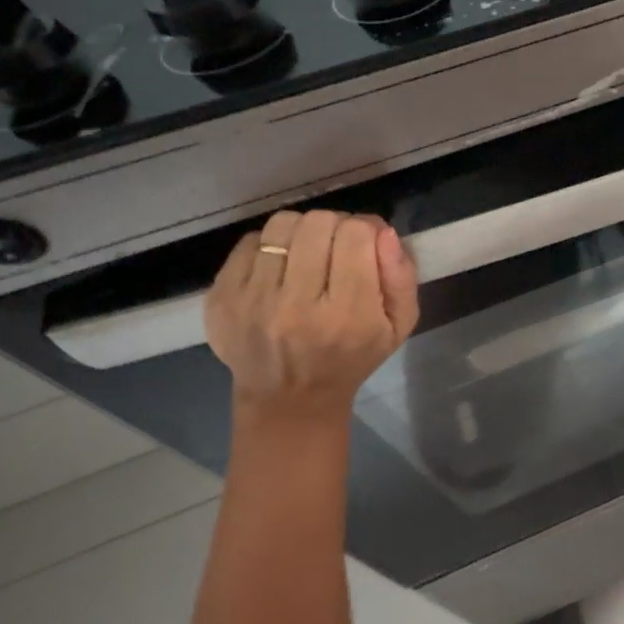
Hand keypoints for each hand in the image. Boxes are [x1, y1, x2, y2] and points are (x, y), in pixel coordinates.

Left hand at [205, 210, 419, 421]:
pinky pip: (251, 242)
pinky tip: (282, 266)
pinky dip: (272, 245)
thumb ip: (401, 279)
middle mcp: (299, 304)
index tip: (369, 239)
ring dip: (303, 230)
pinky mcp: (222, 298)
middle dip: (337, 226)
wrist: (290, 399)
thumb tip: (385, 234)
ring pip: (283, 226)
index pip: (357, 235)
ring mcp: (254, 300)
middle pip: (319, 224)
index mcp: (349, 313)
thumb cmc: (353, 359)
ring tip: (309, 251)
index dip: (368, 227)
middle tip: (340, 245)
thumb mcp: (398, 328)